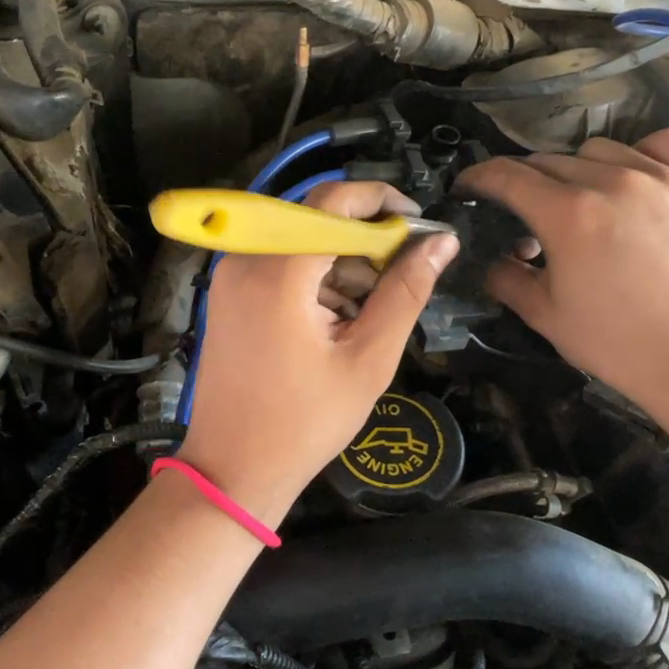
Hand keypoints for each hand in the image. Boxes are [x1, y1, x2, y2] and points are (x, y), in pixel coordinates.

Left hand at [179, 182, 457, 523]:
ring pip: (296, 239)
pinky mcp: (227, 296)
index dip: (381, 200)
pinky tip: (334, 321)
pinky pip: (276, 263)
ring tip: (366, 312)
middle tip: (398, 275)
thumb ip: (405, 292)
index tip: (418, 222)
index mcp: (277, 272)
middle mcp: (245, 260)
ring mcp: (229, 277)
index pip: (333, 200)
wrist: (232, 468)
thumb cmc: (304, 423)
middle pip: (313, 217)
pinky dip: (311, 277)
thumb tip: (441, 242)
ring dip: (338, 261)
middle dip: (362, 237)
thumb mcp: (367, 359)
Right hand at [456, 131, 668, 416]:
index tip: (467, 188)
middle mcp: (613, 182)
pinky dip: (637, 155)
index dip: (478, 178)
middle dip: (524, 182)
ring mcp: (663, 178)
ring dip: (575, 169)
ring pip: (600, 149)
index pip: (507, 176)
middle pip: (549, 160)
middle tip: (522, 213)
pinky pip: (661, 145)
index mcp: (568, 215)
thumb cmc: (620, 345)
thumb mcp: (546, 317)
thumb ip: (507, 279)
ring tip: (578, 200)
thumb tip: (494, 260)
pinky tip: (633, 180)